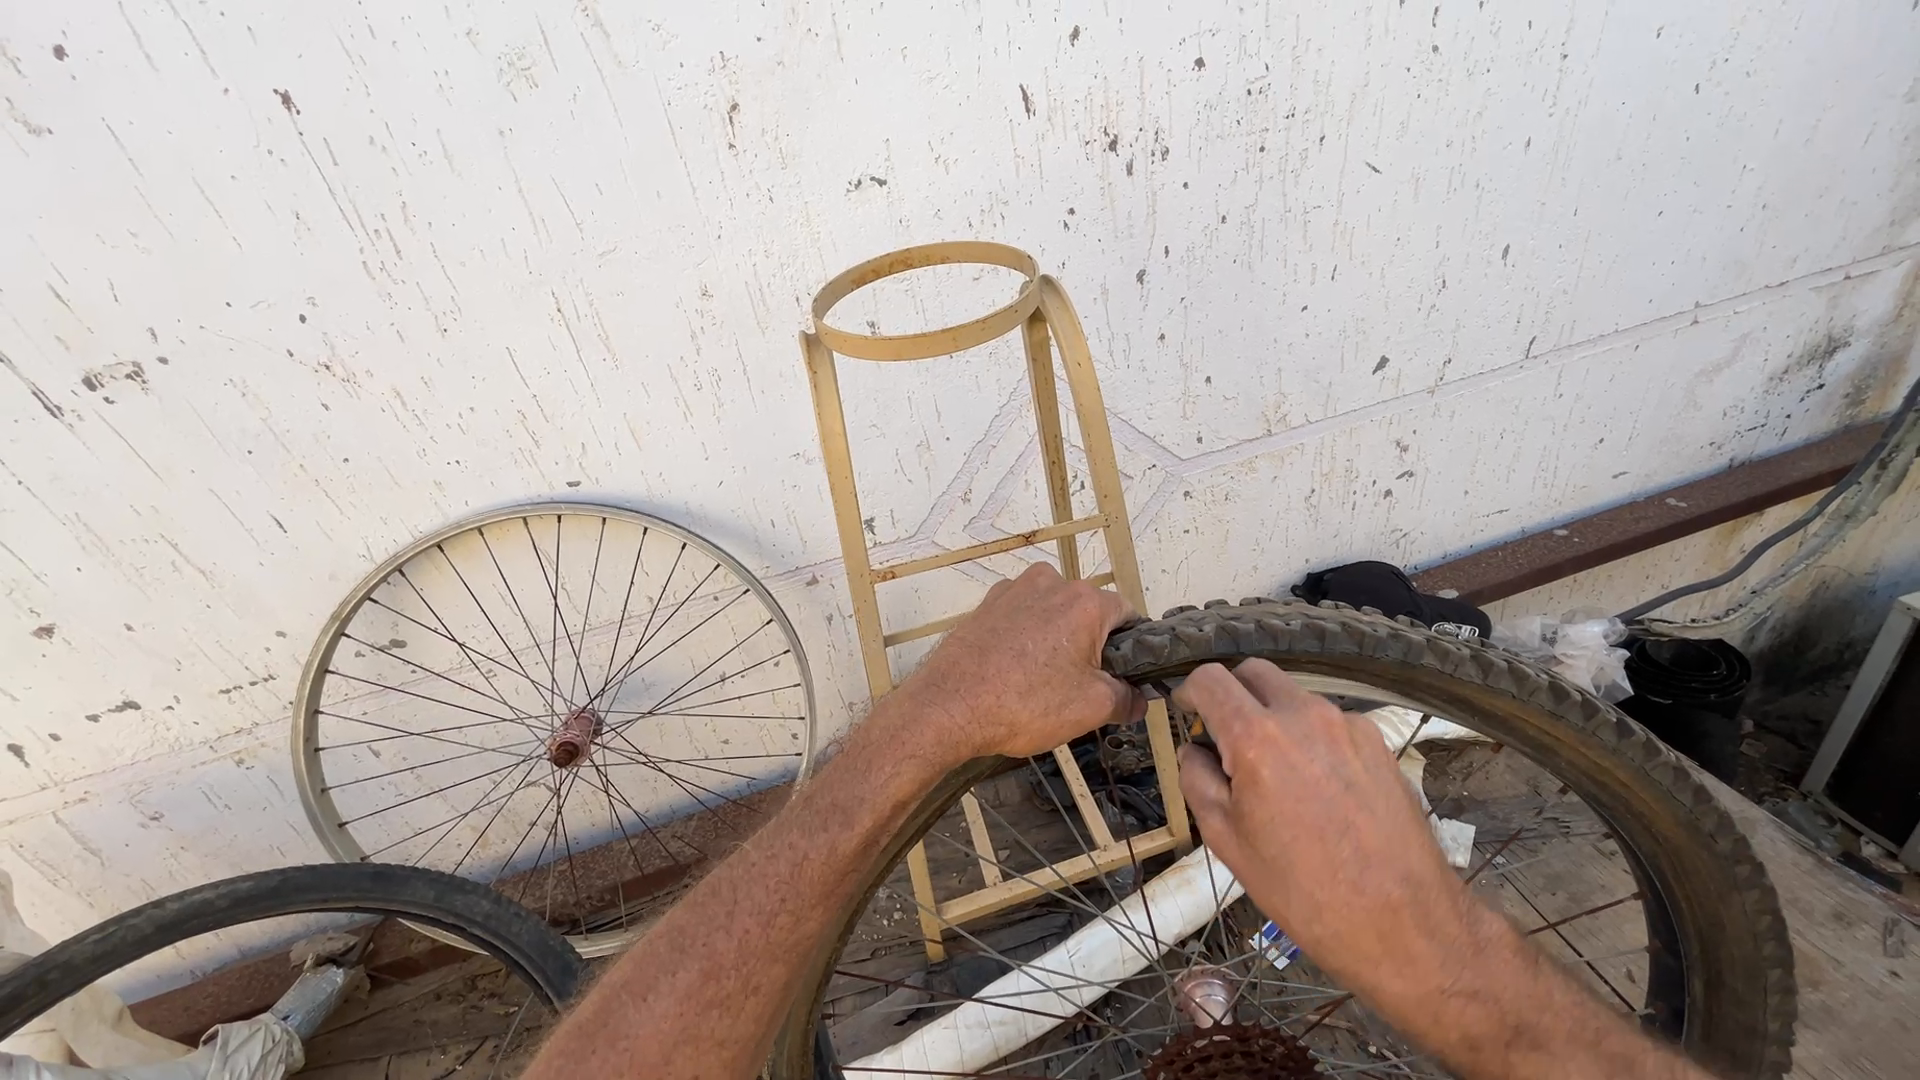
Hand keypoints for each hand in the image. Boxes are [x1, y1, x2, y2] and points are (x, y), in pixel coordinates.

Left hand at [893, 563, 1141, 760]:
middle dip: (1091, 646)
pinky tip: (1015, 673)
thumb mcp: (1092, 708)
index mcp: (1083, 601)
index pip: (1127, 615)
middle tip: (1080, 688)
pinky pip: (1020, 619)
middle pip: (1087, 612)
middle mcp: (1049, 583)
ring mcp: (1012, 591)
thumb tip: (1140, 698)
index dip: (1131, 648)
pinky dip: (1025, 640)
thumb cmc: (1024, 703)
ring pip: (1052, 614)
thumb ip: (1127, 698)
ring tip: (1043, 684)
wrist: (949, 707)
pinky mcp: (985, 606)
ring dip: (1056, 642)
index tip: (1123, 677)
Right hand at [1174, 660, 1468, 1006]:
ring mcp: (1348, 725)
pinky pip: (1329, 722)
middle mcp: (1304, 716)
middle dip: (1231, 692)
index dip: (1190, 690)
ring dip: (1272, 716)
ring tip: (1275, 772)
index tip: (1188, 711)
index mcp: (1257, 738)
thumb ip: (1197, 780)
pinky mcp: (1379, 743)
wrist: (1404, 925)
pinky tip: (1316, 786)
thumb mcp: (1226, 840)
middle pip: (1253, 671)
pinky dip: (1309, 737)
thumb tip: (1195, 750)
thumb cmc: (1302, 890)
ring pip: (1293, 696)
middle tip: (1224, 735)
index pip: (1211, 678)